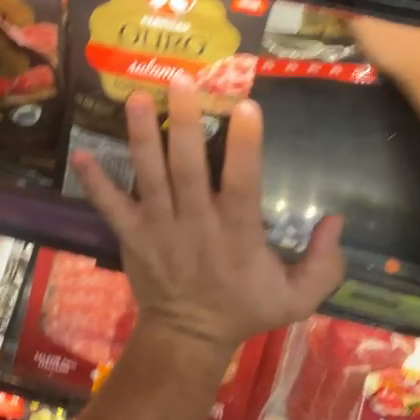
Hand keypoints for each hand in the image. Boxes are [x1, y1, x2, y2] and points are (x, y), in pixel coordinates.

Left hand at [69, 76, 346, 358]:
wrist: (187, 338)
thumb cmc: (244, 308)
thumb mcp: (297, 299)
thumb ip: (324, 265)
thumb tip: (338, 221)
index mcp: (237, 235)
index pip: (243, 185)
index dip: (245, 146)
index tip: (246, 106)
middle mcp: (195, 225)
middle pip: (188, 169)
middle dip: (185, 124)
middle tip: (180, 81)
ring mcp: (158, 229)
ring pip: (149, 177)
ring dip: (142, 137)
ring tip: (136, 98)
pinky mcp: (131, 235)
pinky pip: (109, 206)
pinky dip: (95, 182)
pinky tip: (81, 154)